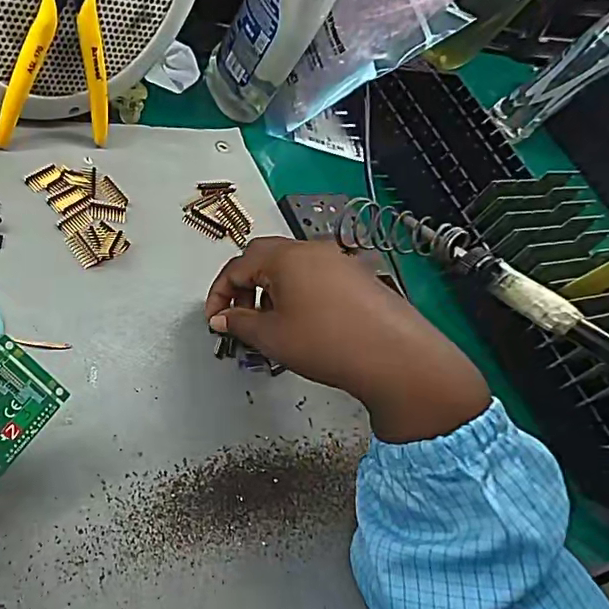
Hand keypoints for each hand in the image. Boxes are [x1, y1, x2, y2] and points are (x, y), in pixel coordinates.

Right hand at [205, 238, 489, 442]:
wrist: (394, 357)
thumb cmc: (330, 342)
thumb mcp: (271, 336)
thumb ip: (238, 323)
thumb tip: (224, 319)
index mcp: (285, 257)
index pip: (237, 265)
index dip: (218, 293)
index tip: (214, 317)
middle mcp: (313, 251)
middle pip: (263, 259)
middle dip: (243, 287)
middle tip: (237, 317)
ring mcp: (339, 262)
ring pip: (291, 268)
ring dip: (270, 291)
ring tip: (269, 325)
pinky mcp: (358, 278)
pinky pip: (315, 278)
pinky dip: (297, 294)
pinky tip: (301, 325)